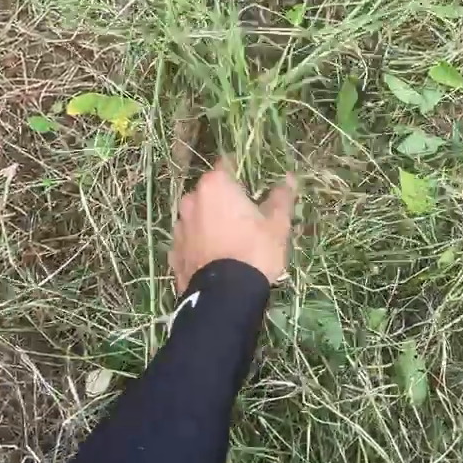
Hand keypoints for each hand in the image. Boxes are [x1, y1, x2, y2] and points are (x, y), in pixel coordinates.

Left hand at [171, 158, 296, 291]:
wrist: (225, 297)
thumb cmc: (254, 251)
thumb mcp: (277, 224)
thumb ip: (281, 198)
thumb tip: (289, 179)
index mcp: (215, 186)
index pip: (227, 165)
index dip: (241, 173)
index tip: (253, 187)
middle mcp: (191, 200)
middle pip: (211, 192)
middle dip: (226, 200)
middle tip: (247, 217)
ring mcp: (179, 227)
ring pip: (198, 216)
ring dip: (211, 222)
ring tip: (232, 241)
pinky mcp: (174, 252)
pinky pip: (191, 240)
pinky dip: (201, 244)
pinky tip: (217, 258)